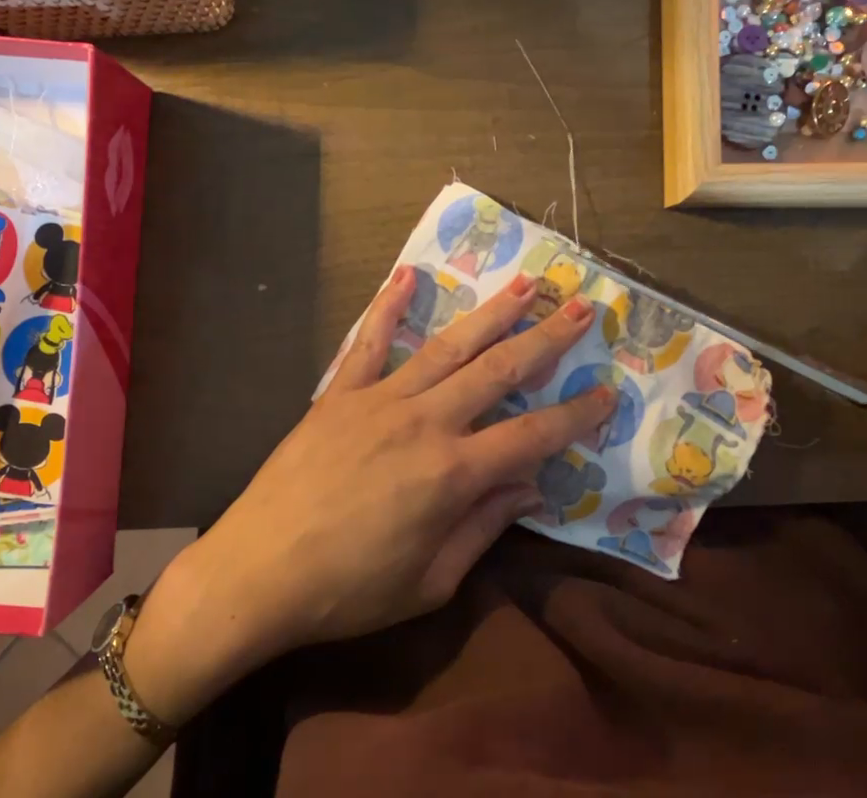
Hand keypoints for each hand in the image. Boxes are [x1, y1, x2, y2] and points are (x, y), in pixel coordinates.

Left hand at [125, 267, 612, 721]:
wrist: (257, 572)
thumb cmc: (348, 591)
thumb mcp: (430, 580)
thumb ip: (483, 528)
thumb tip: (530, 487)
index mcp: (452, 474)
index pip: (532, 437)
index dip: (575, 415)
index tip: (608, 393)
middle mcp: (424, 423)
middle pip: (498, 372)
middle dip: (546, 339)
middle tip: (582, 307)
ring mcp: (378, 401)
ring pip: (447, 347)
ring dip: (490, 313)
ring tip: (524, 283)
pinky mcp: (338, 395)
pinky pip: (369, 343)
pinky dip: (388, 307)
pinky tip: (408, 275)